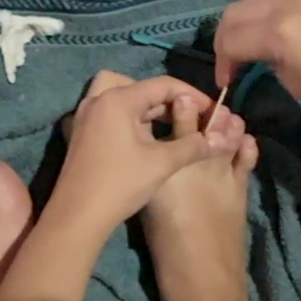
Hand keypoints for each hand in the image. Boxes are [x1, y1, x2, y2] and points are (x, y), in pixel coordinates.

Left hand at [48, 71, 244, 231]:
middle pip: (138, 85)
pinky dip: (128, 116)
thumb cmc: (121, 184)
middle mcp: (97, 100)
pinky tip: (143, 139)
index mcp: (117, 100)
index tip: (211, 112)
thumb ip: (194, 145)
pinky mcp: (80, 133)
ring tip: (166, 126)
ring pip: (119, 95)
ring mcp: (85, 116)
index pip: (162, 85)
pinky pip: (108, 111)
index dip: (191, 95)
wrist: (78, 216)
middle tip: (186, 117)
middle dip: (165, 98)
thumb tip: (222, 137)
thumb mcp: (162, 163)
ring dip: (143, 105)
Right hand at [214, 0, 300, 134]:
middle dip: (227, 38)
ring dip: (247, 13)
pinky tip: (275, 8)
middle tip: (233, 60)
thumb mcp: (297, 84)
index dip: (222, 63)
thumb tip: (262, 54)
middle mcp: (287, 0)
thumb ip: (270, 61)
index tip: (227, 81)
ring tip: (253, 34)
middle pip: (235, 12)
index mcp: (278, 31)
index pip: (230, 40)